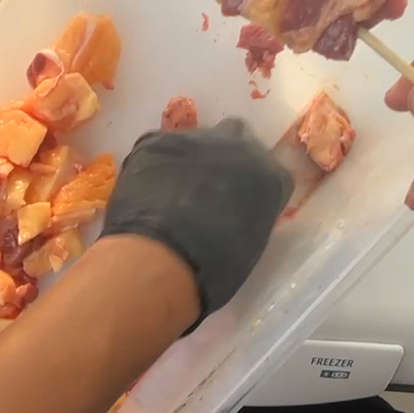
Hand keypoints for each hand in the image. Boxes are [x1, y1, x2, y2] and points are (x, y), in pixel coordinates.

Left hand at [100, 118, 293, 324]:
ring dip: (187, 163)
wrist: (161, 262)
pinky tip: (143, 195)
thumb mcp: (244, 252)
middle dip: (223, 160)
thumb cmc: (211, 273)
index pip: (270, 175)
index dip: (251, 190)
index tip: (238, 207)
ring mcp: (196, 139)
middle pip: (236, 139)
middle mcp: (240, 147)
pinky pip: (157, 150)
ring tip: (168, 196)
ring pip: (194, 143)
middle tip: (204, 192)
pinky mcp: (157, 142)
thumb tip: (231, 225)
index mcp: (270, 179)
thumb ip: (246, 226)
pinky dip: (153, 168)